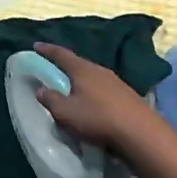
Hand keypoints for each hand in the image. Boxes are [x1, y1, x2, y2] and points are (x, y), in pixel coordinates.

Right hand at [32, 43, 169, 151]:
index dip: (47, 50)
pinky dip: (92, 90)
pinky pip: (102, 87)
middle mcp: (99, 70)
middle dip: (64, 65)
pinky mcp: (126, 94)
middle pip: (78, 63)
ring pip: (92, 75)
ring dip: (80, 79)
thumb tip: (41, 90)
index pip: (61, 54)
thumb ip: (51, 100)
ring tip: (72, 87)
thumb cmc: (97, 118)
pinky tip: (92, 101)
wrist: (140, 131)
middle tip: (52, 69)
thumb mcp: (66, 112)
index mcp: (82, 69)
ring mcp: (116, 81)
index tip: (36, 46)